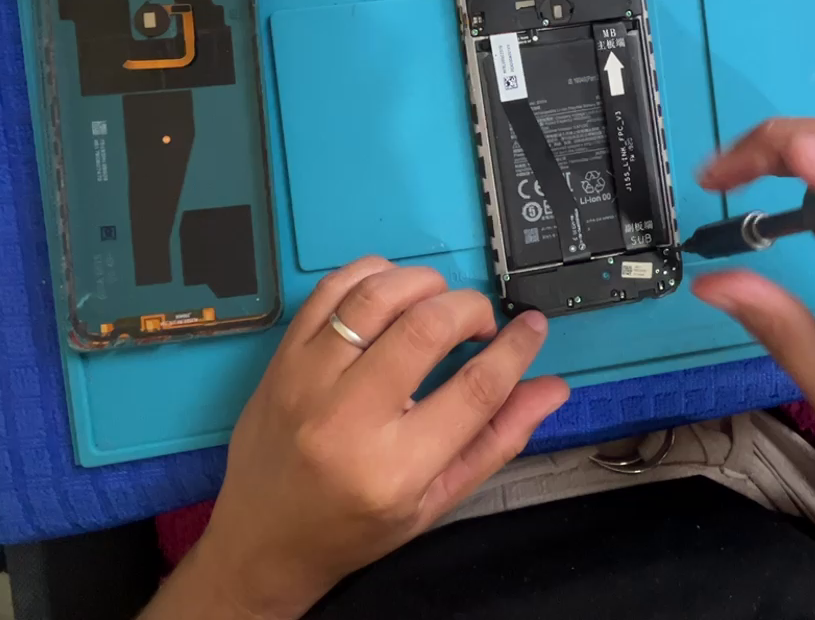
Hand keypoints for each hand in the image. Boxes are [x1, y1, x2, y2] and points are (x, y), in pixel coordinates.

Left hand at [173, 257, 568, 619]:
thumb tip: (551, 388)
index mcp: (396, 468)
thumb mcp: (436, 501)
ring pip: (377, 295)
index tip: (532, 326)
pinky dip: (372, 273)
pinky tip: (392, 290)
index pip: (475, 389)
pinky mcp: (284, 356)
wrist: (263, 540)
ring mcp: (308, 380)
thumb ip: (497, 440)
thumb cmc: (355, 526)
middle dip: (469, 308)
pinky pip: (332, 288)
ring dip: (423, 283)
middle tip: (479, 323)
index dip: (515, 349)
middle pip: (427, 327)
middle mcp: (349, 419)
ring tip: (438, 302)